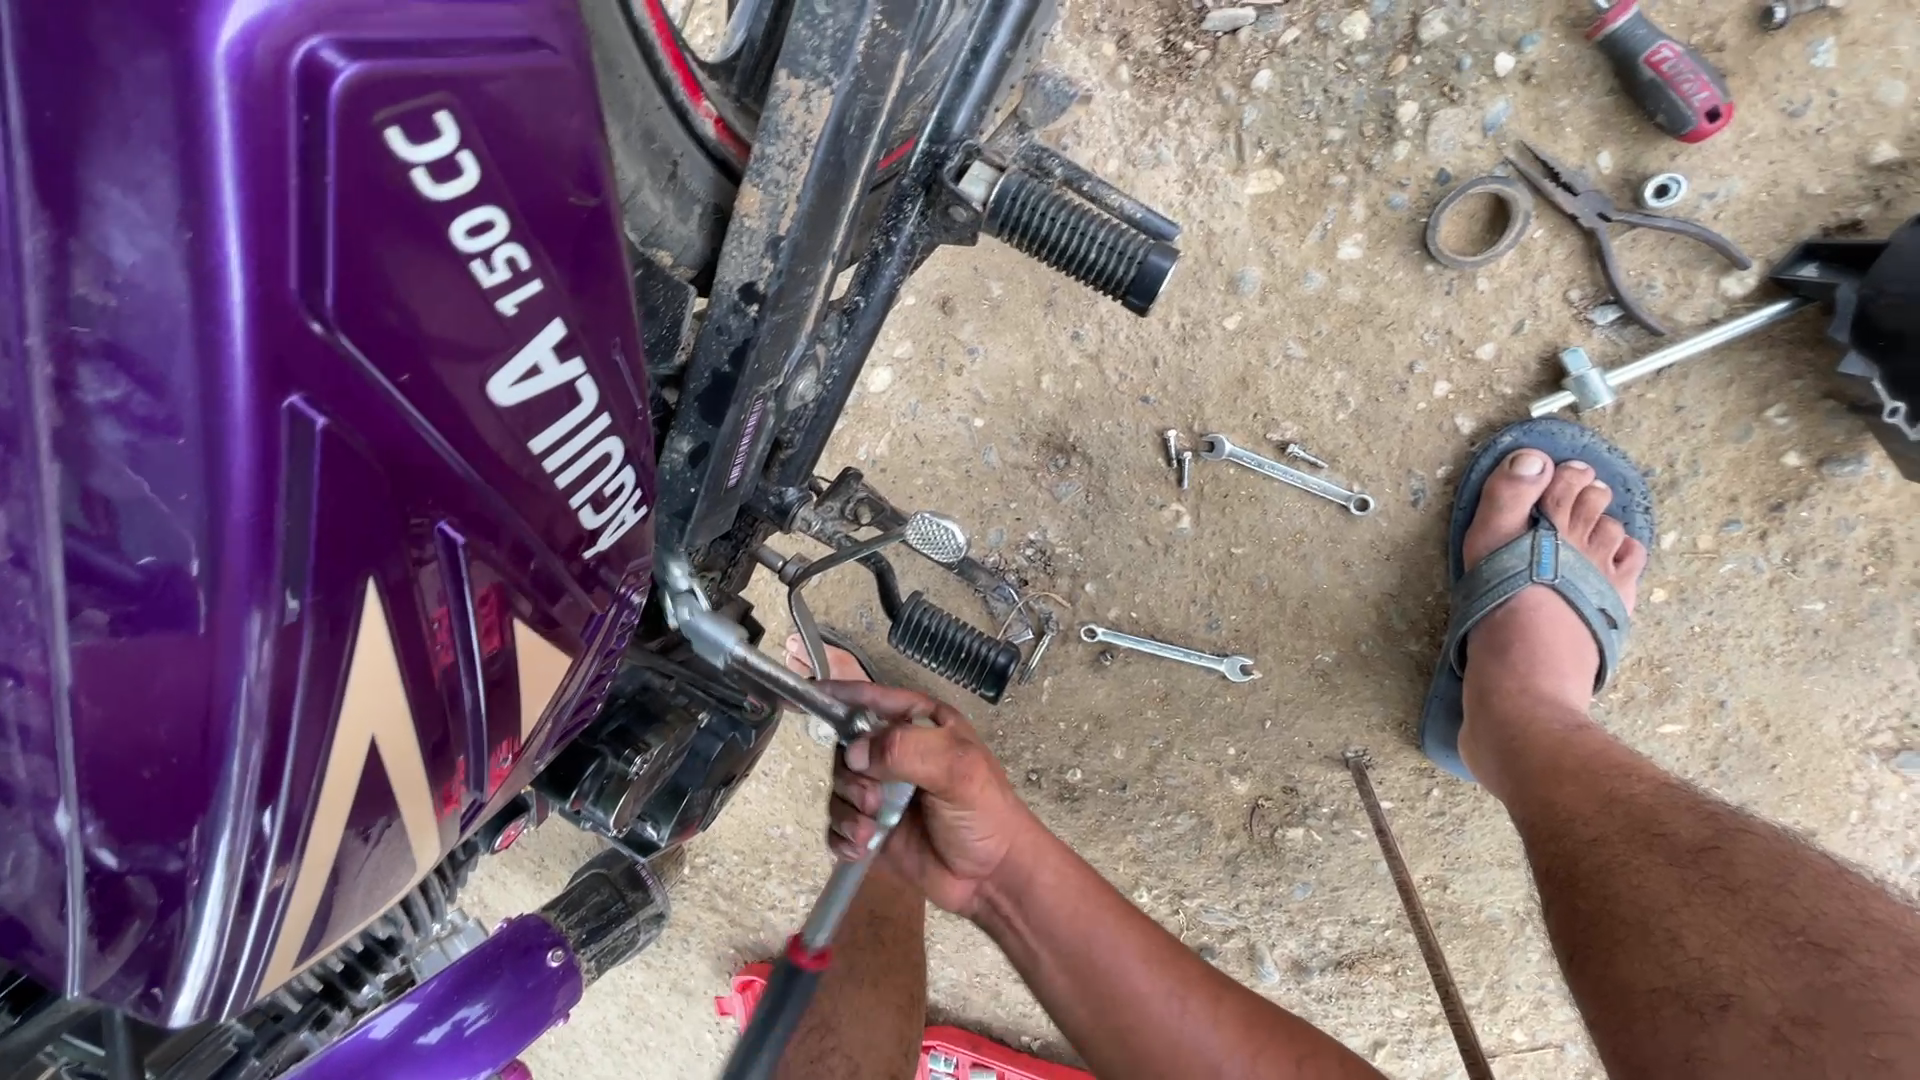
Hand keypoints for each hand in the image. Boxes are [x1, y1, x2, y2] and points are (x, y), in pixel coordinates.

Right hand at [816, 681, 1039, 918]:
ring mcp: (883, 792)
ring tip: (871, 829)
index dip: (840, 695)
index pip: (873, 700)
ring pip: (839, 788)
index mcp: (921, 724)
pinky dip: (842, 836)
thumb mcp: (956, 767)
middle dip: (852, 775)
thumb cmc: (983, 811)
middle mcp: (898, 753)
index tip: (806, 694)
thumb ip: (905, 749)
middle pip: (847, 748)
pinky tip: (861, 847)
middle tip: (872, 799)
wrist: (992, 876)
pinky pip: (837, 825)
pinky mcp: (872, 829)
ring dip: (848, 809)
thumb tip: (854, 752)